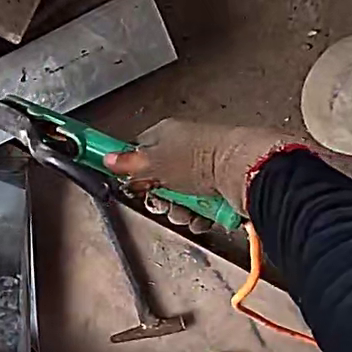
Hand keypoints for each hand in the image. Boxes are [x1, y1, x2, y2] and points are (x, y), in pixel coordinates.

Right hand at [101, 119, 301, 212]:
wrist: (245, 170)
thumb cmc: (200, 157)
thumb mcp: (153, 161)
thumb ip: (128, 162)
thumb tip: (106, 159)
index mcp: (165, 134)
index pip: (139, 151)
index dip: (133, 171)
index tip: (131, 185)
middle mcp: (184, 149)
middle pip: (159, 180)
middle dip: (159, 198)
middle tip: (162, 201)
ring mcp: (204, 169)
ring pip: (179, 197)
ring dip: (179, 210)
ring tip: (186, 211)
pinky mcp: (220, 187)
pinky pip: (200, 207)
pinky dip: (199, 216)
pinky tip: (201, 217)